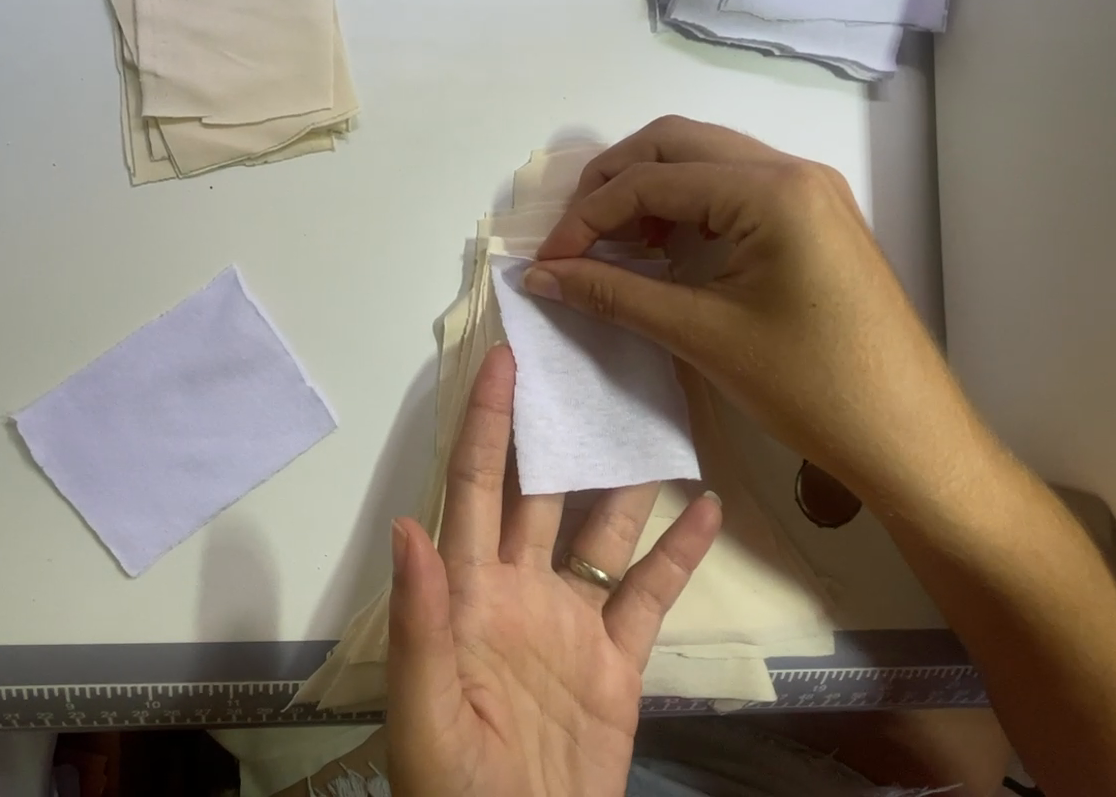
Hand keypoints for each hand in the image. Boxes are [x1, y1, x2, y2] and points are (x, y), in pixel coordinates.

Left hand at [386, 345, 721, 796]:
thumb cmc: (456, 788)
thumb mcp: (426, 710)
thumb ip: (419, 620)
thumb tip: (407, 527)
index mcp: (467, 588)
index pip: (475, 484)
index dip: (486, 422)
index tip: (503, 361)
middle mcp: (517, 586)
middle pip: (539, 490)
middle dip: (554, 430)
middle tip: (581, 368)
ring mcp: (570, 618)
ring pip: (600, 529)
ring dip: (623, 479)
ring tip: (647, 419)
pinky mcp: (616, 659)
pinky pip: (649, 593)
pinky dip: (679, 552)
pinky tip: (708, 507)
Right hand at [527, 116, 980, 501]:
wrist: (909, 437)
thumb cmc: (809, 387)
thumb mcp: (700, 335)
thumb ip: (612, 294)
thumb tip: (539, 276)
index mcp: (770, 190)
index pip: (650, 181)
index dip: (585, 219)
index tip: (548, 263)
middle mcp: (791, 170)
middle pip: (673, 144)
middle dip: (610, 184)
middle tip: (573, 238)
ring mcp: (808, 190)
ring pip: (702, 159)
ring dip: (645, 190)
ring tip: (611, 244)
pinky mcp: (812, 216)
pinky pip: (729, 186)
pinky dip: (682, 205)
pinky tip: (661, 249)